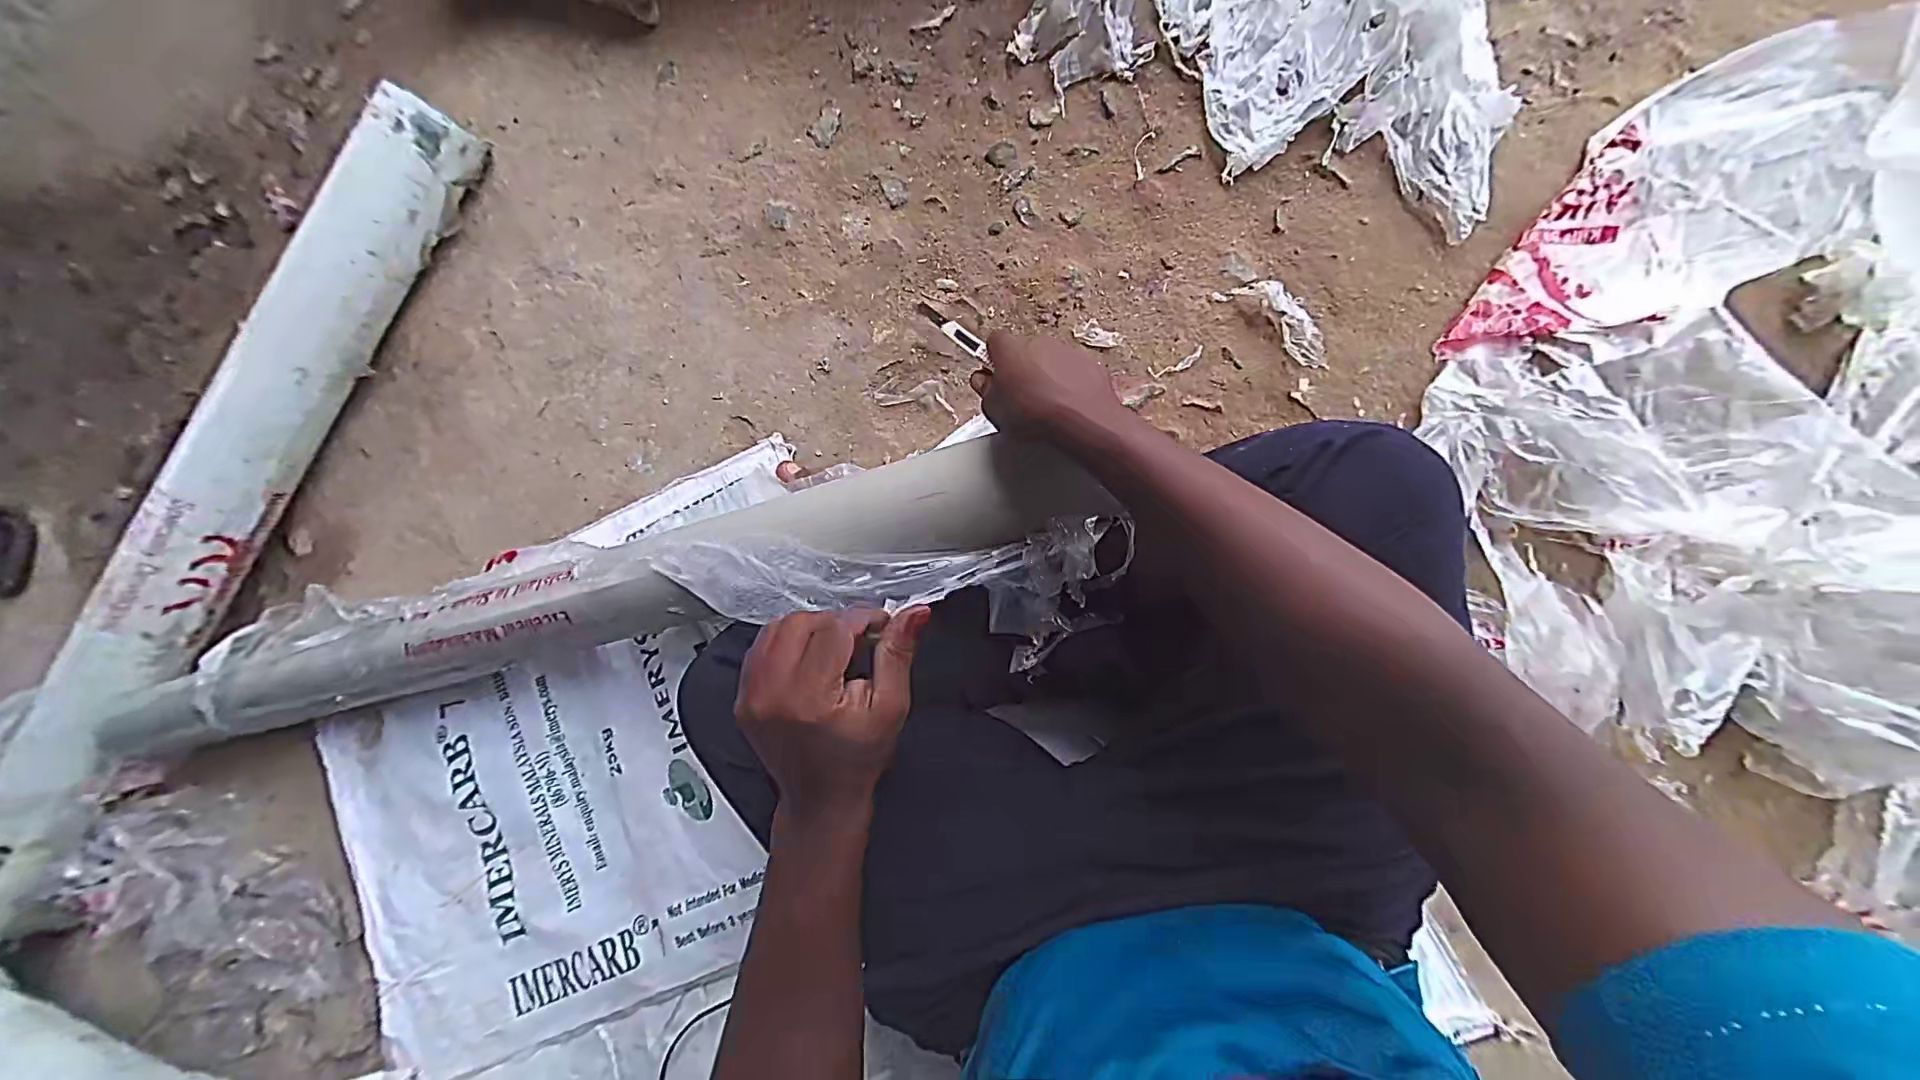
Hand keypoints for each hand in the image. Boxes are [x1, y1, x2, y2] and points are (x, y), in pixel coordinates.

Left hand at [734, 607, 931, 821]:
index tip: (880, 626)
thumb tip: (914, 613)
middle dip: (836, 623)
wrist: (822, 798)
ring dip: (809, 628)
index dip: (864, 619)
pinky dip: (786, 643)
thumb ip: (898, 653)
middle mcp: (772, 694)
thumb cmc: (858, 759)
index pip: (835, 628)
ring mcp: (751, 696)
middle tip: (858, 642)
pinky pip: (761, 648)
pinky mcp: (742, 698)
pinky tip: (809, 660)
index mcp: (810, 698)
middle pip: (804, 623)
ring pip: (778, 628)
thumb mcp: (891, 705)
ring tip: (833, 651)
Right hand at [970, 331, 1132, 440]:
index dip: (993, 360)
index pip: (995, 342)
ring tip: (1045, 408)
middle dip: (1022, 371)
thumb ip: (985, 389)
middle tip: (1018, 398)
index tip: (992, 375)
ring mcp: (1067, 352)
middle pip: (1025, 351)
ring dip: (1047, 379)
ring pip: (1051, 362)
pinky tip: (1066, 409)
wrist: (1082, 422)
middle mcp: (1040, 343)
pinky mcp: (1090, 365)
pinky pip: (1074, 373)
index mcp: (1010, 349)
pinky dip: (1071, 386)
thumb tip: (983, 382)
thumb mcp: (994, 408)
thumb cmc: (1037, 414)